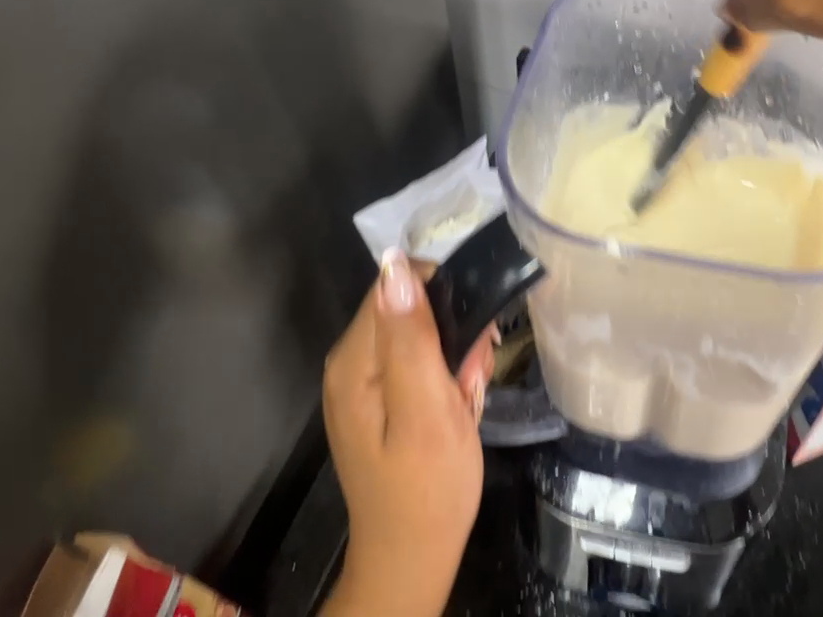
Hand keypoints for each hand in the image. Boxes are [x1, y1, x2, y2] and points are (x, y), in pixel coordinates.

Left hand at [319, 248, 495, 616]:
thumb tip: (396, 262)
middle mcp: (350, 363)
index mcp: (354, 360)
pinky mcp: (381, 401)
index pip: (396, 286)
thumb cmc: (427, 487)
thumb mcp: (427, 409)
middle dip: (453, 336)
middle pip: (410, 310)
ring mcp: (364, 384)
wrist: (413, 558)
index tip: (472, 340)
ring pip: (422, 336)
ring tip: (465, 401)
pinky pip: (421, 365)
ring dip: (456, 361)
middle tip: (470, 381)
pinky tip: (457, 411)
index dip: (442, 301)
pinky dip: (447, 381)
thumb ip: (412, 336)